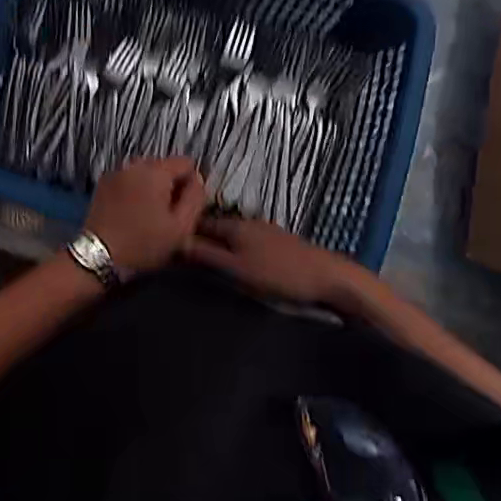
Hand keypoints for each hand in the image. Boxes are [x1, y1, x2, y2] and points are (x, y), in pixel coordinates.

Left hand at [84, 158, 209, 275]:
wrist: (98, 255)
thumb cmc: (143, 244)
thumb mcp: (181, 227)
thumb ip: (196, 198)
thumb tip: (197, 179)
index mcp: (156, 170)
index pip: (186, 163)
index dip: (191, 185)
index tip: (183, 207)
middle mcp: (134, 164)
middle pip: (164, 166)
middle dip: (170, 185)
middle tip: (166, 215)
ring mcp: (115, 171)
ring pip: (145, 173)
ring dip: (151, 188)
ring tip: (147, 215)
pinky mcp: (102, 183)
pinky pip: (128, 179)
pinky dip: (134, 190)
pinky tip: (130, 212)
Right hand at [185, 217, 359, 304]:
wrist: (327, 277)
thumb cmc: (278, 273)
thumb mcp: (236, 268)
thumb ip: (206, 256)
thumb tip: (177, 242)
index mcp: (234, 226)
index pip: (200, 224)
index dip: (185, 235)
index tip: (172, 251)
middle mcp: (248, 222)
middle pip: (217, 229)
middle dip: (202, 242)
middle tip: (188, 263)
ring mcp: (266, 231)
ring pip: (233, 237)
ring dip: (220, 248)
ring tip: (211, 267)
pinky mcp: (279, 243)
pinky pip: (248, 244)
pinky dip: (237, 252)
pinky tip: (239, 267)